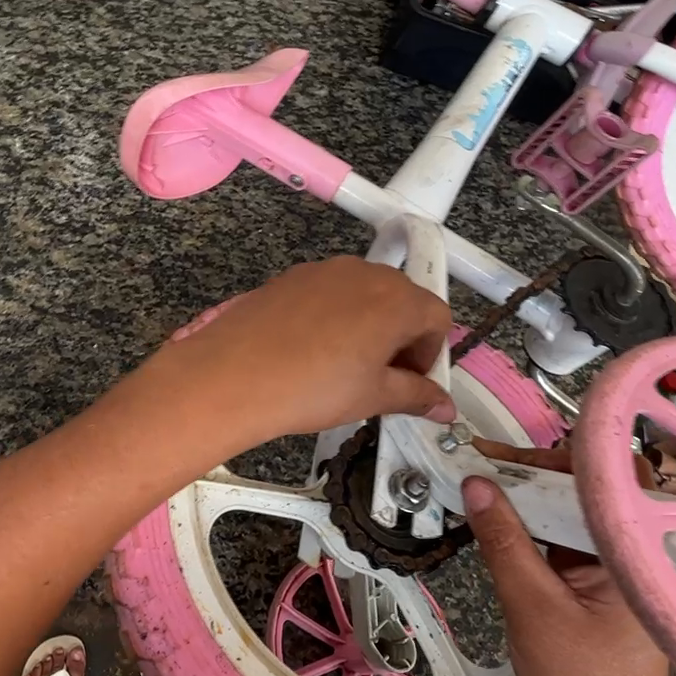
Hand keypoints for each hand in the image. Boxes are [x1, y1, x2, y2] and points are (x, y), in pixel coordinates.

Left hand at [124, 256, 453, 447]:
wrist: (233, 374)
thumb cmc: (310, 386)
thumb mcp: (372, 396)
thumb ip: (416, 395)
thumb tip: (442, 405)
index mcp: (396, 298)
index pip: (437, 317)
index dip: (430, 353)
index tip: (413, 382)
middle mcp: (362, 273)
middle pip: (401, 299)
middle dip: (401, 337)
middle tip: (383, 377)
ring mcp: (322, 270)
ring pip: (362, 294)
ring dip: (367, 324)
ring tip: (344, 367)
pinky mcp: (289, 277)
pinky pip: (327, 292)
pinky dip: (333, 315)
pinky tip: (311, 351)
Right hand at [463, 471, 671, 675]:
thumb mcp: (532, 606)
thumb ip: (503, 542)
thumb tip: (476, 485)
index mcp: (638, 558)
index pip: (604, 482)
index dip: (554, 459)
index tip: (504, 454)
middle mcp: (633, 556)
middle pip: (583, 492)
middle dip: (530, 473)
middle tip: (482, 463)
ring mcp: (615, 568)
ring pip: (568, 512)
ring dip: (525, 496)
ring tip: (481, 482)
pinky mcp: (595, 581)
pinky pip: (561, 536)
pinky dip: (529, 523)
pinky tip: (498, 516)